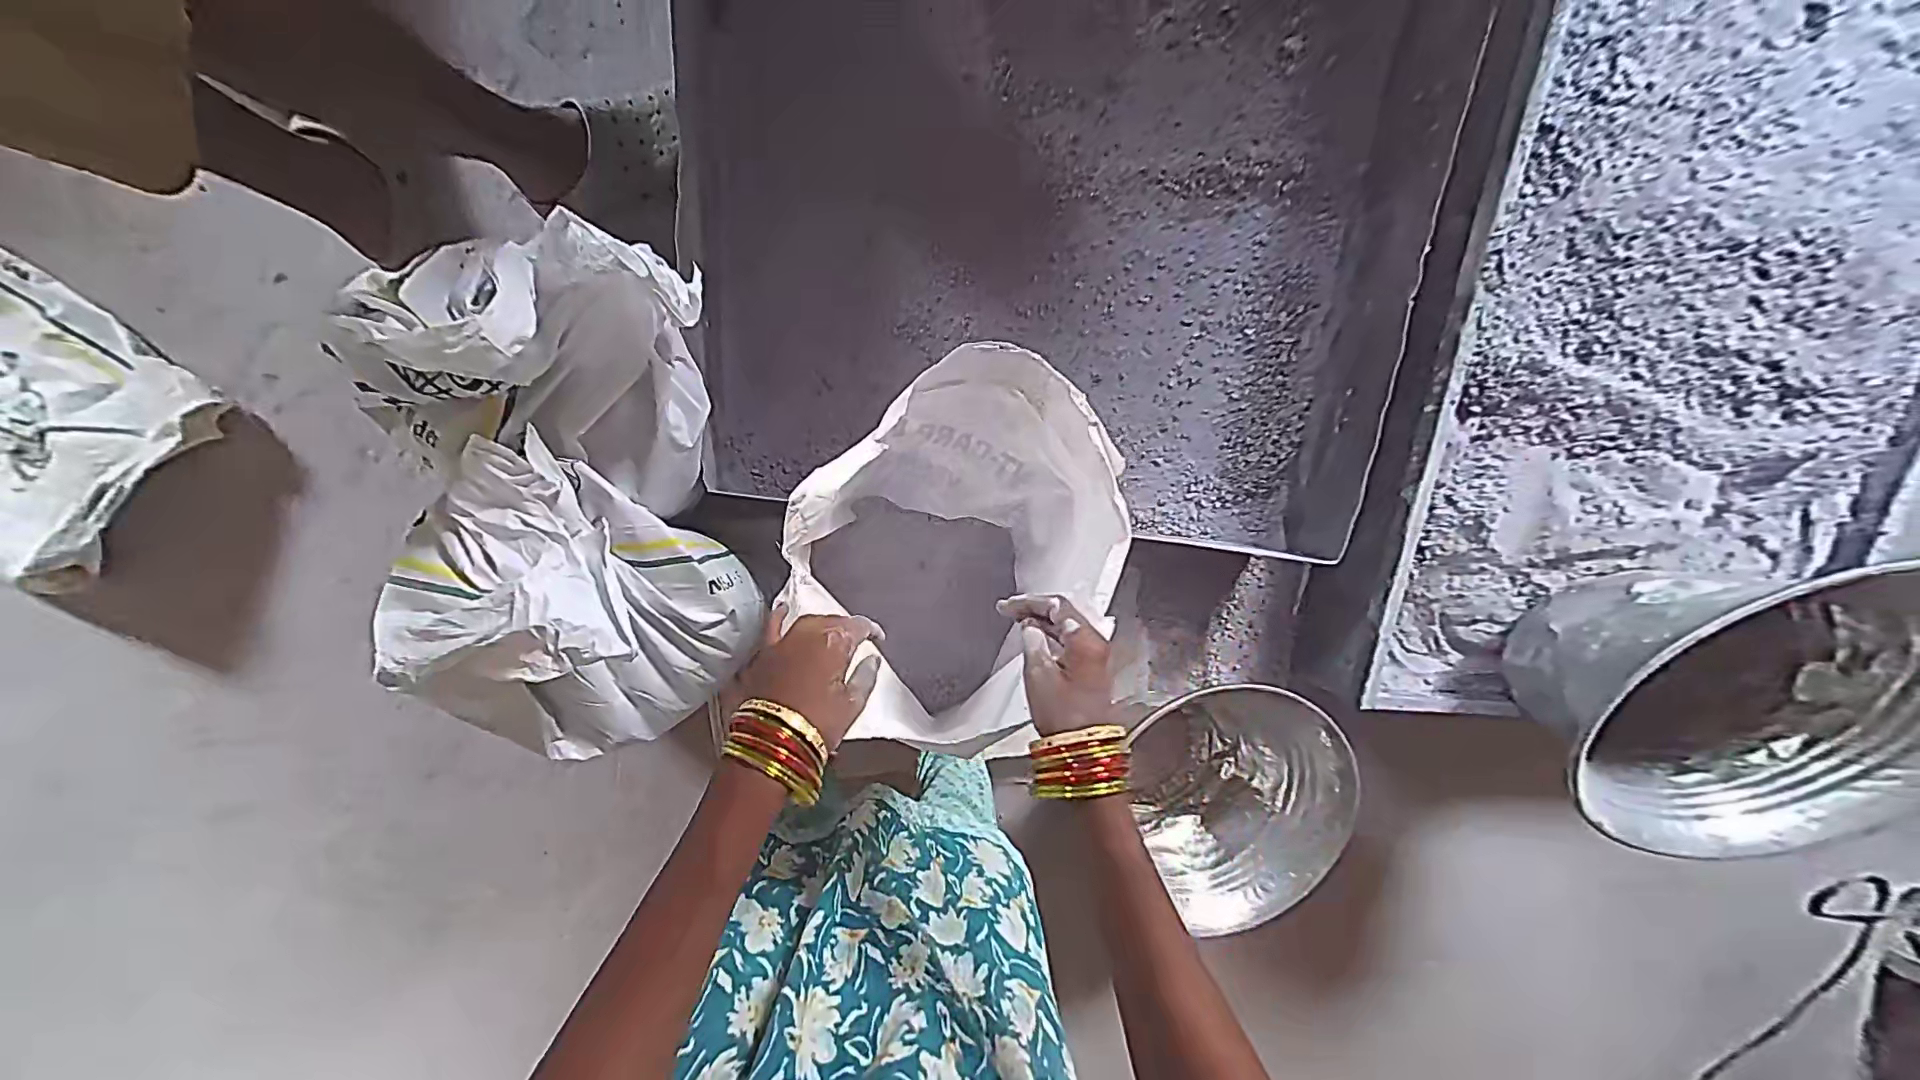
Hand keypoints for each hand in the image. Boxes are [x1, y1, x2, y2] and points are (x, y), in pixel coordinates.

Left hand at [727, 604, 883, 750]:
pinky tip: (782, 610)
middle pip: (833, 621)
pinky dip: (779, 617)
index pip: (858, 626)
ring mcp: (783, 642)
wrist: (772, 741)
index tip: (876, 638)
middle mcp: (808, 634)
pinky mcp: (763, 653)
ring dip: (821, 625)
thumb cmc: (815, 724)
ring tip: (829, 633)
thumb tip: (871, 662)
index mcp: (834, 642)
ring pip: (807, 622)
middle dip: (846, 628)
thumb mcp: (852, 705)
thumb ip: (865, 677)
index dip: (870, 630)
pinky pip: (772, 627)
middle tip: (856, 640)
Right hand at [997, 593, 1114, 735]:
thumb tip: (1029, 628)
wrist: (1082, 747)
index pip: (1057, 606)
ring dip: (1043, 620)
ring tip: (1020, 620)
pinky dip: (1052, 634)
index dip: (1030, 602)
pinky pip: (1071, 639)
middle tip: (1012, 609)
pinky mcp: (1093, 667)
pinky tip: (1036, 636)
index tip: (1009, 605)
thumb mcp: (1038, 674)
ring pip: (1068, 625)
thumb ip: (1032, 641)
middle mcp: (1097, 643)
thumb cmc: (1064, 717)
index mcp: (1087, 640)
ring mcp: (1097, 655)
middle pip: (1065, 612)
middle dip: (1036, 608)